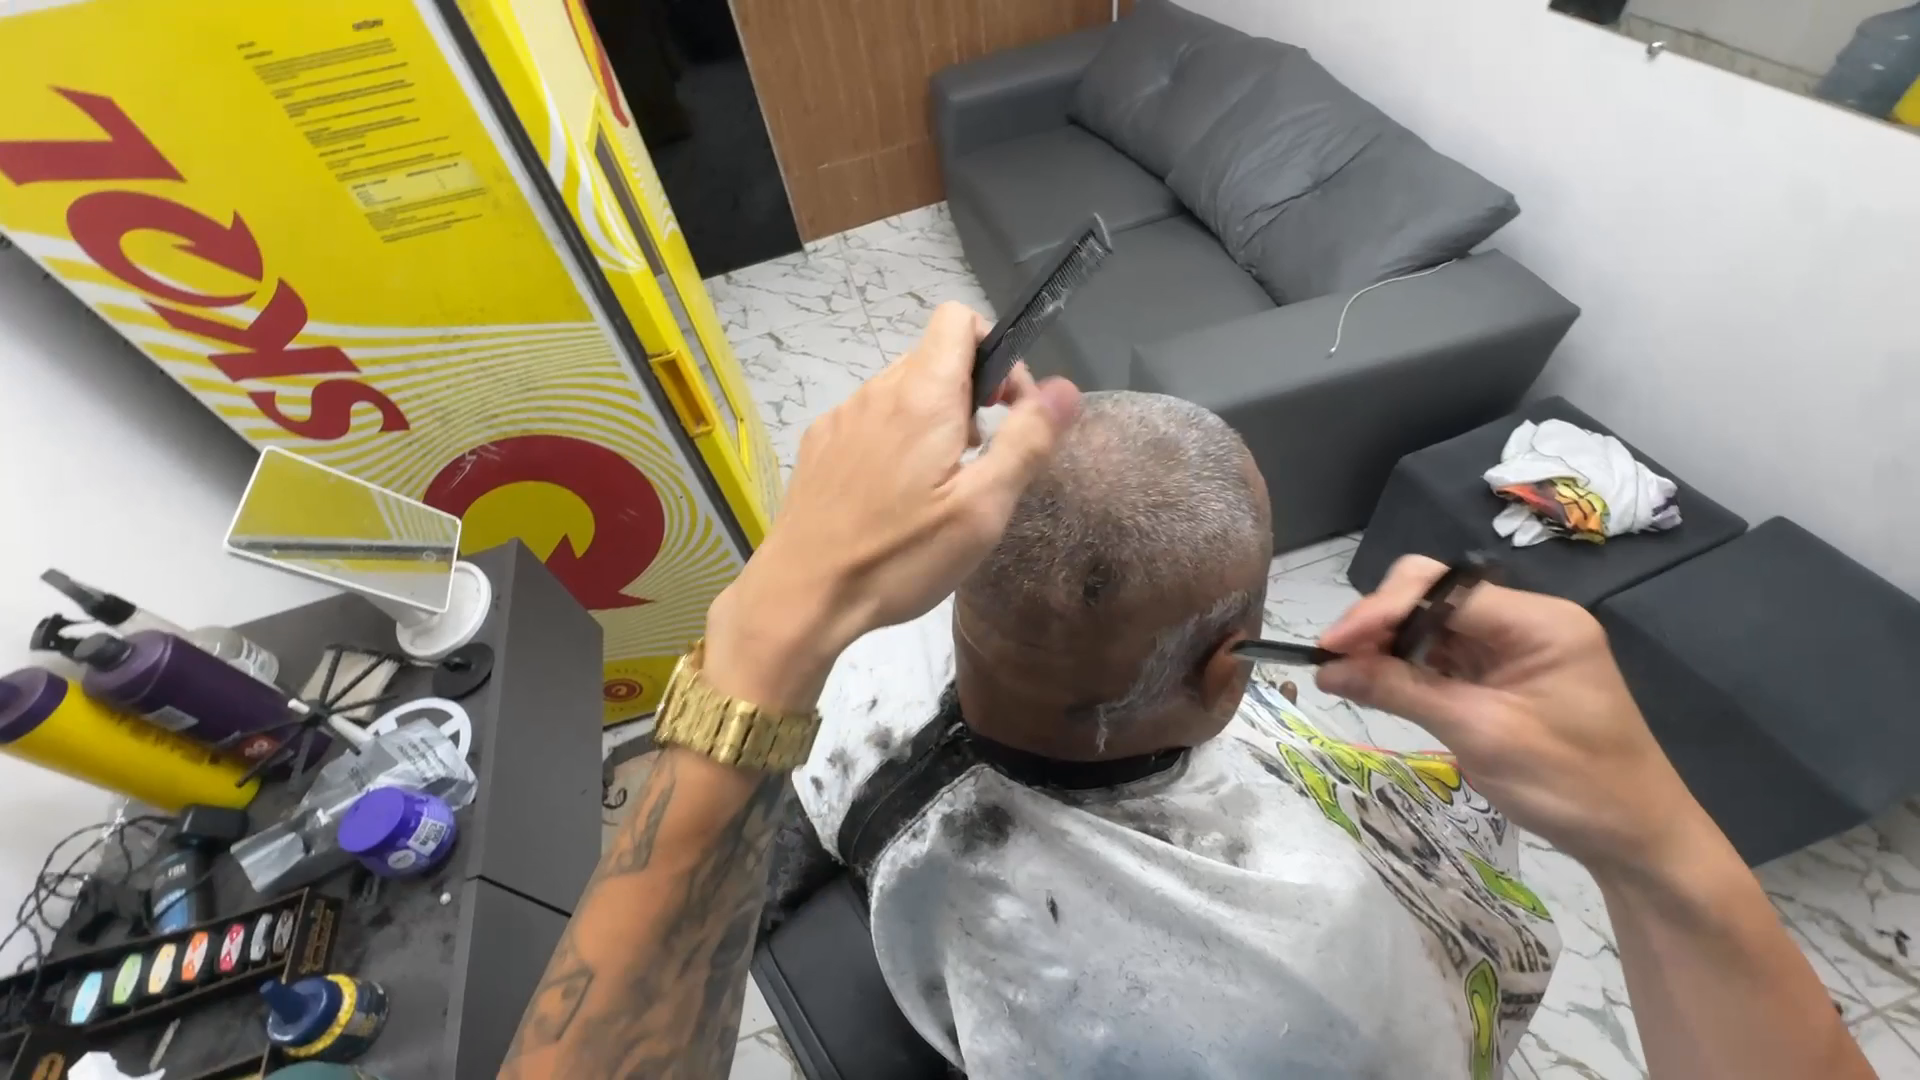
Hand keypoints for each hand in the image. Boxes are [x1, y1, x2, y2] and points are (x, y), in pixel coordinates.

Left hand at [706, 303, 1080, 710]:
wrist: (802, 594)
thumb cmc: (899, 556)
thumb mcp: (981, 509)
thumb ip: (1027, 442)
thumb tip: (1066, 389)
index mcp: (921, 396)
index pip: (958, 319)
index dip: (995, 350)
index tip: (1007, 409)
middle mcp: (876, 392)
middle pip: (934, 359)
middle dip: (969, 397)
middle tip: (977, 463)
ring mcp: (840, 418)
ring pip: (901, 393)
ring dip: (933, 422)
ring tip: (936, 489)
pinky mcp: (819, 447)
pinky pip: (870, 421)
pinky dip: (895, 441)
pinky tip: (892, 499)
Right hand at [1315, 556, 1714, 878]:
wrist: (1636, 840)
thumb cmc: (1571, 785)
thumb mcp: (1479, 734)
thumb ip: (1400, 692)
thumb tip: (1325, 671)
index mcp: (1537, 622)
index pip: (1440, 589)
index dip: (1379, 610)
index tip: (1331, 645)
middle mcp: (1522, 619)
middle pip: (1428, 595)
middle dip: (1377, 622)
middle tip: (1334, 659)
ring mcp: (1509, 644)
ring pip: (1424, 622)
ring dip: (1382, 644)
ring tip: (1344, 673)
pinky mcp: (1495, 669)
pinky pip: (1435, 651)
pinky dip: (1399, 664)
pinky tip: (1373, 681)